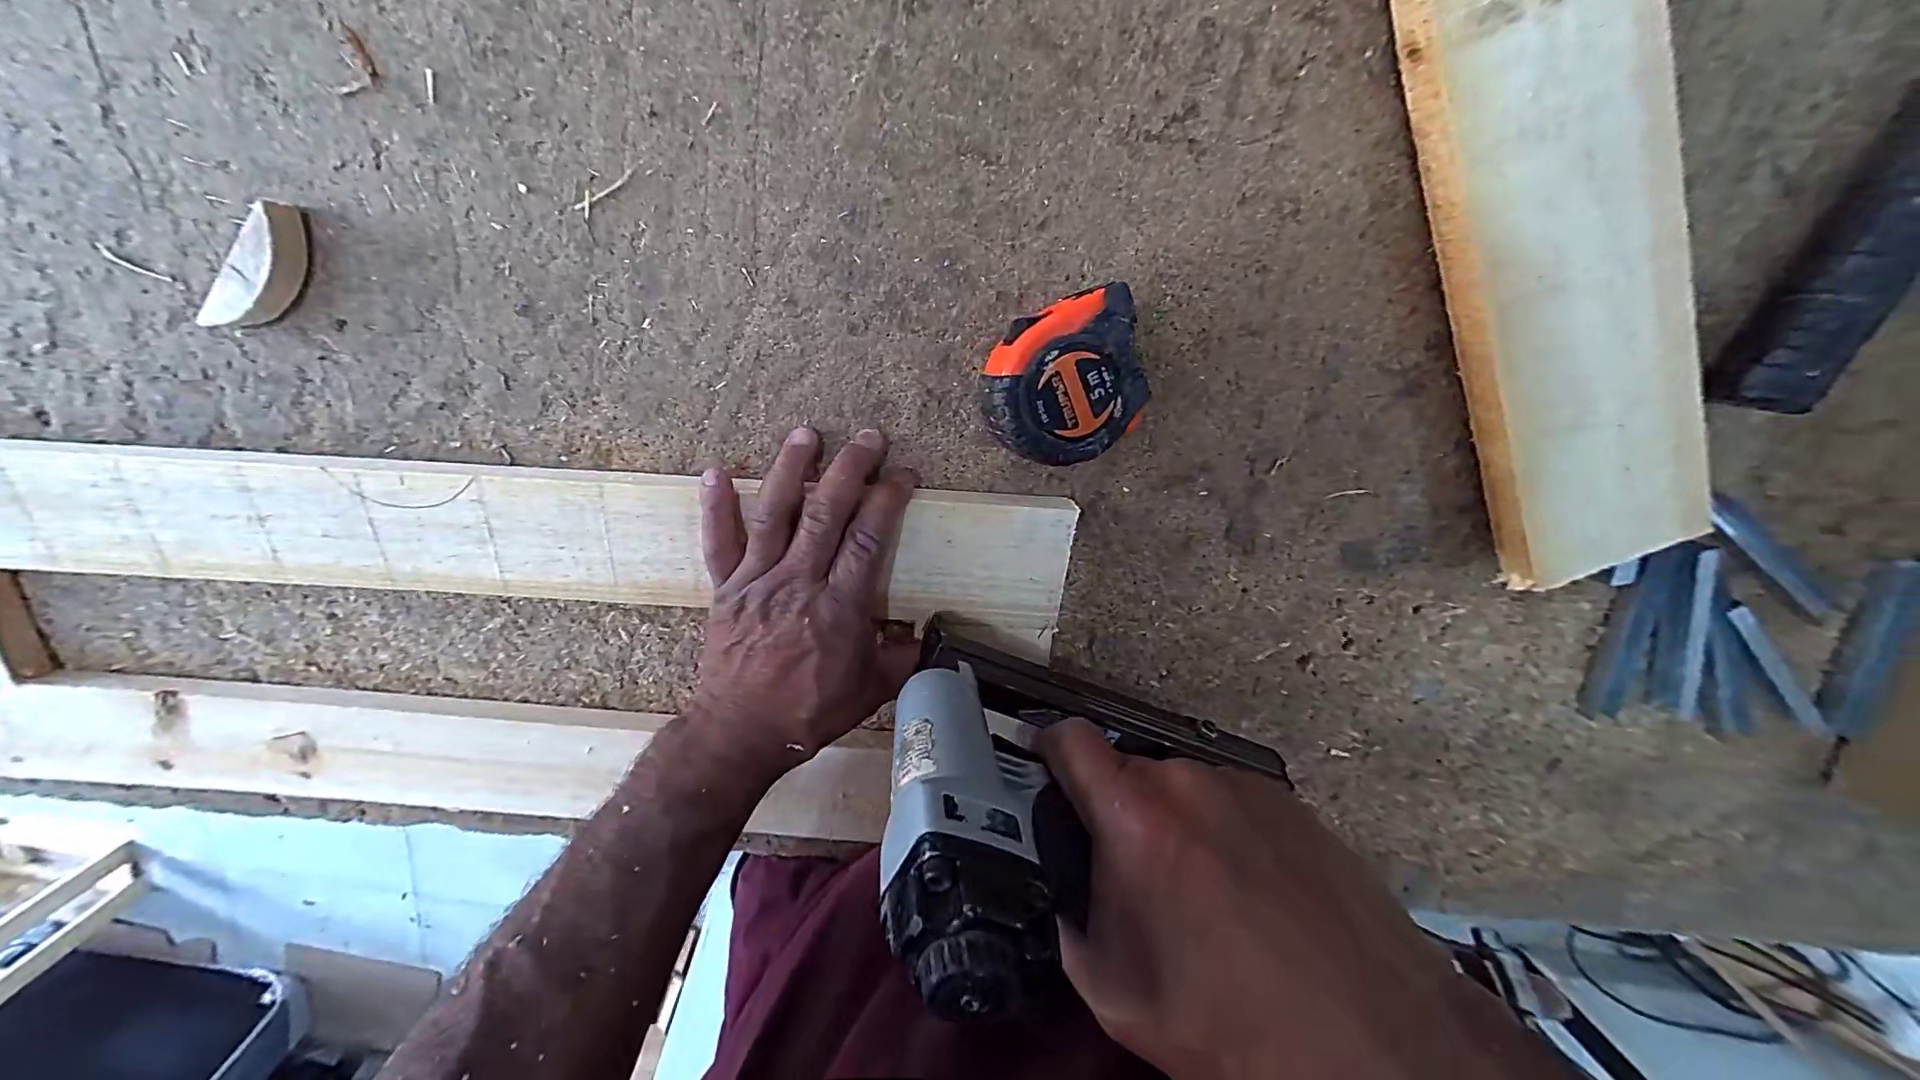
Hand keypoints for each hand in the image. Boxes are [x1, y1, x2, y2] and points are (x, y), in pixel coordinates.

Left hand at [689, 426, 920, 765]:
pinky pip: (721, 543)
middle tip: (867, 438)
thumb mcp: (871, 690)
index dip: (888, 499)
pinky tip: (717, 472)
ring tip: (806, 434)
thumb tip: (927, 635)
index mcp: (839, 606)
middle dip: (850, 469)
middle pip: (826, 512)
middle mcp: (799, 583)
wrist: (739, 733)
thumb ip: (902, 657)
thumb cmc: (808, 712)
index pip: (869, 537)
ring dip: (791, 470)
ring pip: (776, 514)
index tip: (903, 475)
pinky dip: (717, 508)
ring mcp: (758, 582)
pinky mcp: (727, 589)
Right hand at [1037, 719, 1563, 1079]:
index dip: (1048, 748)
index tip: (1046, 768)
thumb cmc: (1241, 1023)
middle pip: (1127, 774)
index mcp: (1137, 818)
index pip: (1070, 738)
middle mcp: (1188, 785)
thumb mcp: (1117, 992)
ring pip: (1179, 789)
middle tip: (1136, 877)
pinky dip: (1222, 832)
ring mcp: (1244, 787)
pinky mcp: (1290, 802)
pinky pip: (1229, 801)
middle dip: (1118, 814)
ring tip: (1202, 895)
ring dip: (1174, 825)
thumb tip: (1066, 893)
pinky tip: (1249, 893)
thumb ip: (1070, 923)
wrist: (1376, 1041)